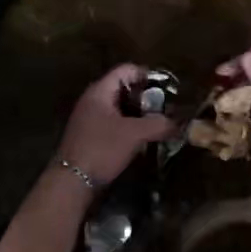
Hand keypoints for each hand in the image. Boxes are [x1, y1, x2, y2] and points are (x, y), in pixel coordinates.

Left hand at [54, 64, 176, 190]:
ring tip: (160, 123)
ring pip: (120, 108)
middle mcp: (93, 100)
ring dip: (139, 114)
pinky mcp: (91, 136)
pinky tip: (143, 138)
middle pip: (124, 88)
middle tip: (167, 107)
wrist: (72, 181)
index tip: (167, 87)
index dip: (147, 74)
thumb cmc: (102, 149)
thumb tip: (178, 124)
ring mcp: (90, 118)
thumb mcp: (134, 134)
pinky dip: (130, 126)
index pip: (126, 70)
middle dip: (146, 97)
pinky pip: (114, 123)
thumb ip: (158, 124)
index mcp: (100, 92)